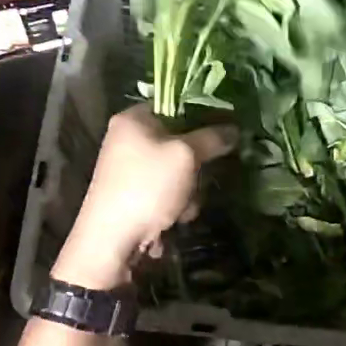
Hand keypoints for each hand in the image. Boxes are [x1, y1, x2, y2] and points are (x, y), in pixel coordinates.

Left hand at [51, 105, 237, 289]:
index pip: (175, 104)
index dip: (202, 115)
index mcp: (134, 119)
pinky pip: (167, 191)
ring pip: (178, 170)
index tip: (223, 131)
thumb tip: (234, 129)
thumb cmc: (147, 187)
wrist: (111, 242)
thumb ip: (212, 138)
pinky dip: (175, 205)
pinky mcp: (134, 195)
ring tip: (183, 207)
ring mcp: (130, 169)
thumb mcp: (185, 156)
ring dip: (188, 190)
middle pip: (179, 140)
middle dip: (196, 165)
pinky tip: (173, 219)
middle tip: (199, 177)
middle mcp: (128, 139)